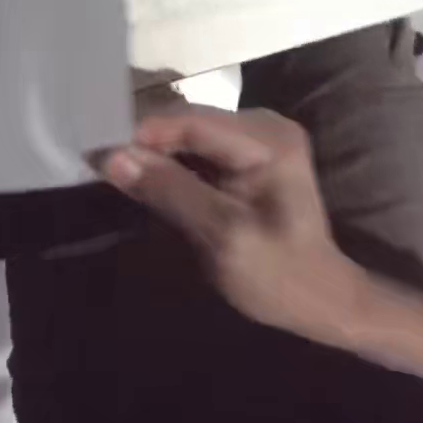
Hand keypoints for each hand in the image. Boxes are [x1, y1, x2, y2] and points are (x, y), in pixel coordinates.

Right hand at [98, 105, 372, 344]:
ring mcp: (255, 135)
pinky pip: (195, 145)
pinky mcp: (245, 151)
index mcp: (267, 141)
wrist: (325, 301)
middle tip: (100, 162)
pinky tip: (146, 174)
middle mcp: (261, 124)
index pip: (189, 120)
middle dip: (143, 141)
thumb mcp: (222, 238)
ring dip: (152, 150)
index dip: (140, 132)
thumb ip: (169, 191)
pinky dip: (169, 159)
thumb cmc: (280, 278)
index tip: (97, 152)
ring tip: (114, 167)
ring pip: (186, 131)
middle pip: (186, 121)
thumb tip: (112, 157)